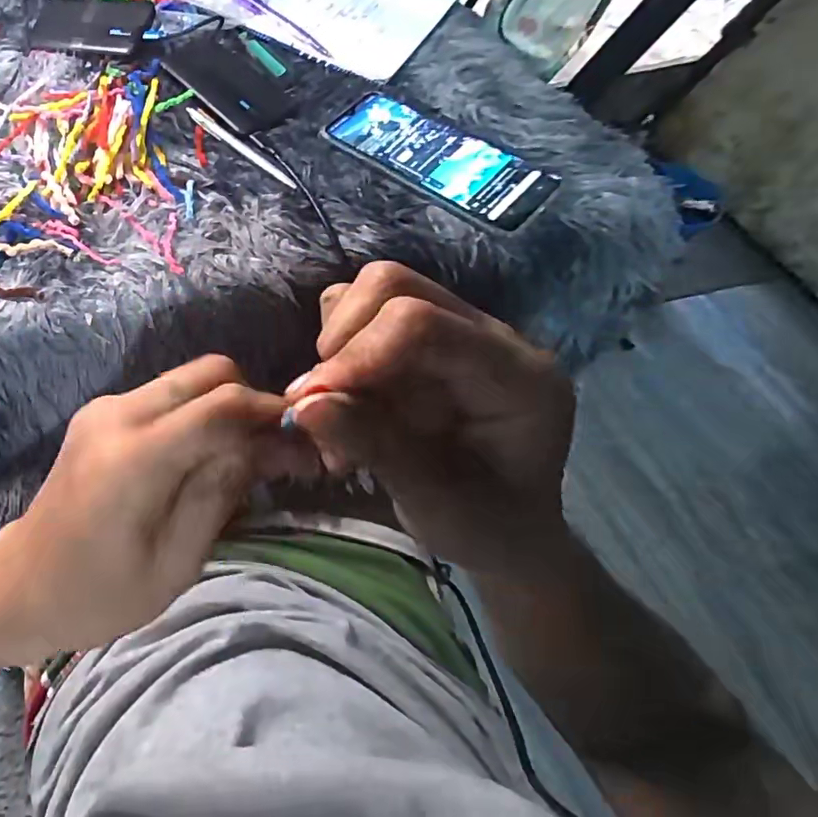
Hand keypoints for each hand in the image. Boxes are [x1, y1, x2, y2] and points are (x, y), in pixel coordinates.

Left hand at [0, 355, 313, 664]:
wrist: (20, 583)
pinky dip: (195, 414)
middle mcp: (119, 412)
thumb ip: (219, 492)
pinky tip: (200, 458)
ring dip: (223, 407)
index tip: (304, 443)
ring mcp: (105, 406)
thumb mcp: (174, 562)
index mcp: (136, 453)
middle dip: (250, 401)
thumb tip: (264, 444)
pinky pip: (164, 396)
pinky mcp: (100, 411)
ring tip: (241, 459)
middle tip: (273, 450)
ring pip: (187, 379)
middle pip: (208, 372)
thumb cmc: (97, 594)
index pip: (223, 403)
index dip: (272, 414)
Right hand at [286, 262, 575, 574]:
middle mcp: (486, 336)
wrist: (499, 530)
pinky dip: (333, 351)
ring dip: (334, 344)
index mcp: (515, 375)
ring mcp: (451, 329)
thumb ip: (372, 447)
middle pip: (393, 286)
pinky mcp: (418, 335)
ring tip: (332, 405)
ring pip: (370, 291)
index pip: (423, 324)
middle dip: (341, 339)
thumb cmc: (482, 526)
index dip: (357, 352)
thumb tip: (302, 405)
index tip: (312, 400)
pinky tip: (341, 397)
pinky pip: (358, 312)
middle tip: (320, 400)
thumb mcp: (431, 502)